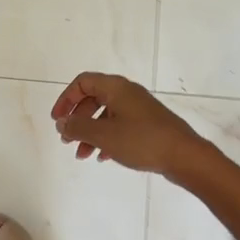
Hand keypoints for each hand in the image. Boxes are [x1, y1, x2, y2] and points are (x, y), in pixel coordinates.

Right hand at [50, 72, 217, 181]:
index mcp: (116, 87)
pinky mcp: (146, 123)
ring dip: (90, 132)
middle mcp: (126, 92)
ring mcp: (138, 107)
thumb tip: (62, 121)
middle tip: (66, 140)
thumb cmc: (141, 140)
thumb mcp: (104, 135)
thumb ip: (79, 127)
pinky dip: (106, 138)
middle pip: (93, 98)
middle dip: (77, 118)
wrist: (182, 154)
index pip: (83, 82)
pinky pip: (119, 125)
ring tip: (82, 155)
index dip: (66, 98)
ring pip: (105, 114)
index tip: (57, 120)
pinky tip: (102, 157)